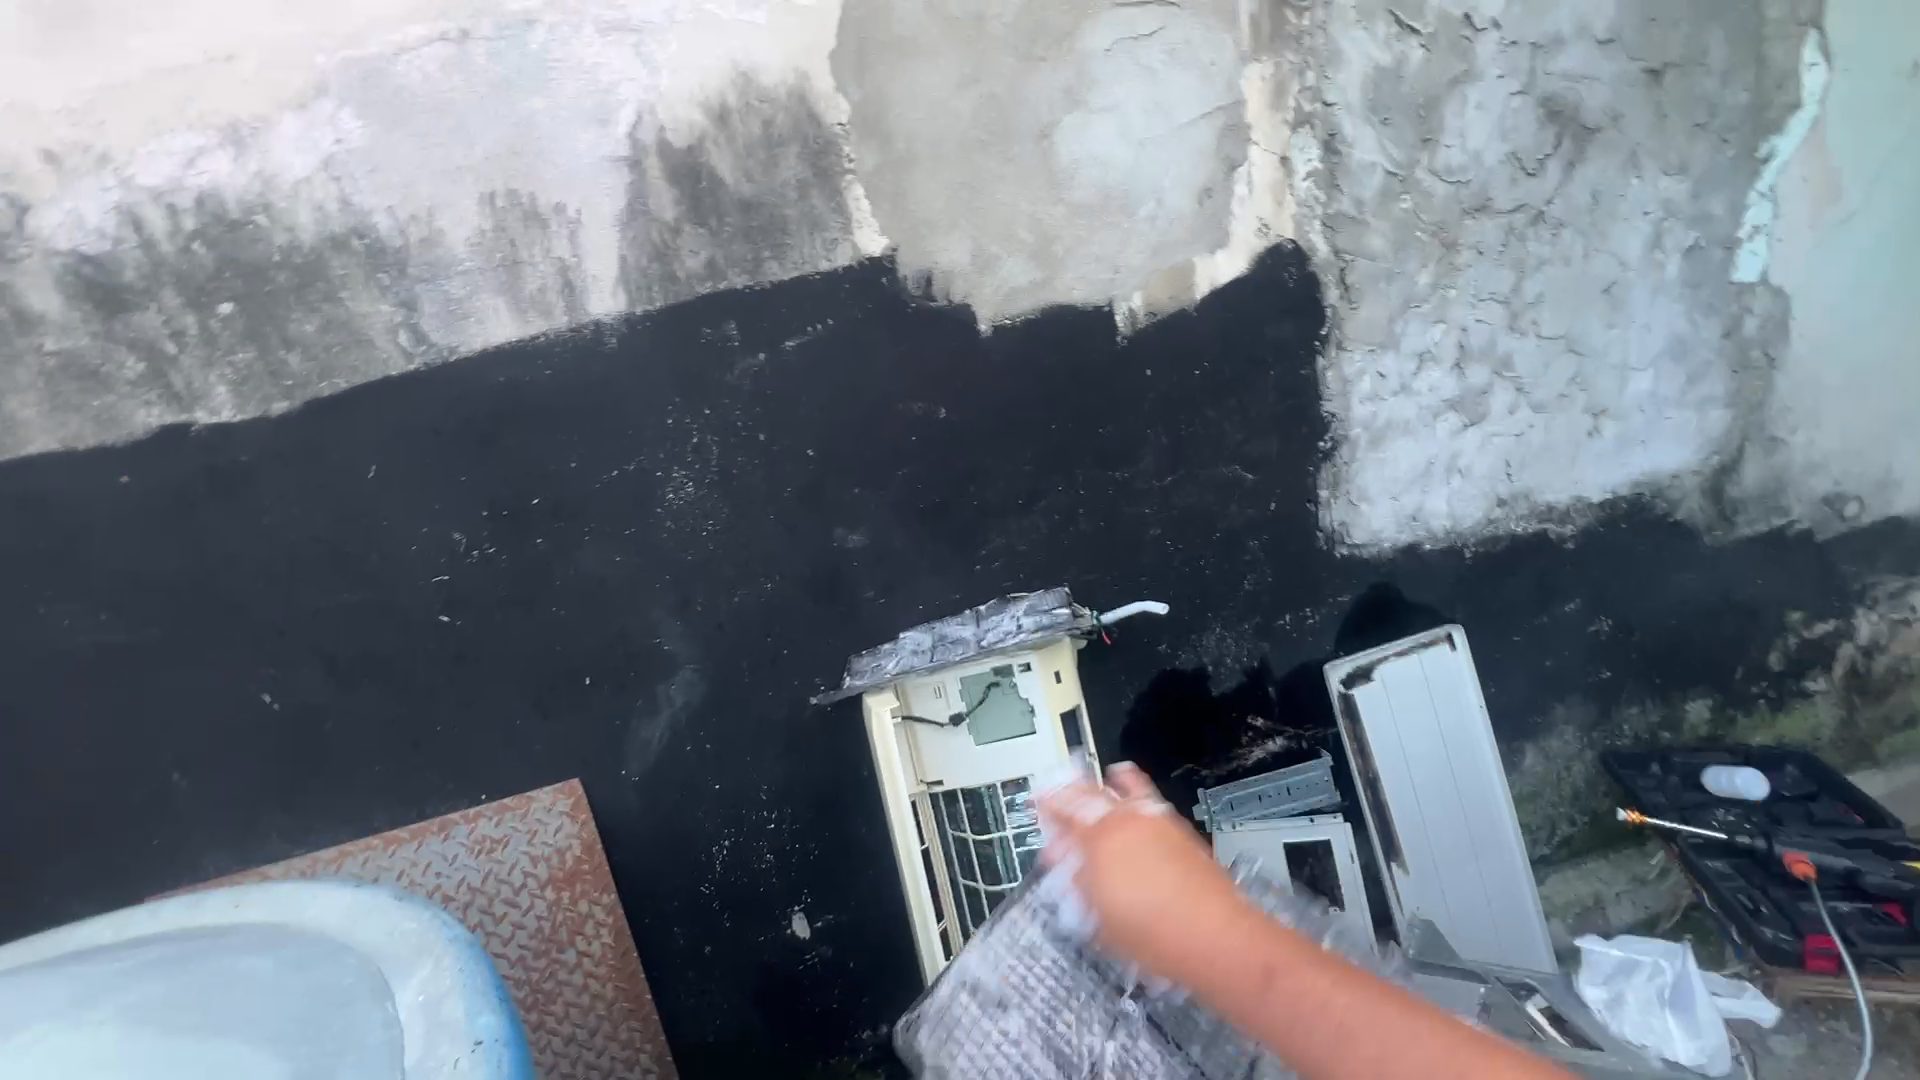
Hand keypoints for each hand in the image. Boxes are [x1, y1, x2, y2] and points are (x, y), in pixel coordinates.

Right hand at [1038, 763, 1259, 982]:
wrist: (1214, 936)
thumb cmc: (1158, 935)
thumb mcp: (1100, 917)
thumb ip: (1079, 884)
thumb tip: (1066, 867)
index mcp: (1097, 845)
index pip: (1063, 817)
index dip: (1047, 810)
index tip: (1038, 805)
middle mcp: (1121, 824)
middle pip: (1083, 797)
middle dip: (1063, 794)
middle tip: (1052, 792)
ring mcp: (1149, 820)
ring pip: (1112, 789)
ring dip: (1092, 784)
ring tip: (1078, 776)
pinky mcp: (1172, 824)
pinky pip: (1144, 791)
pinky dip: (1129, 779)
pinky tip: (1124, 773)